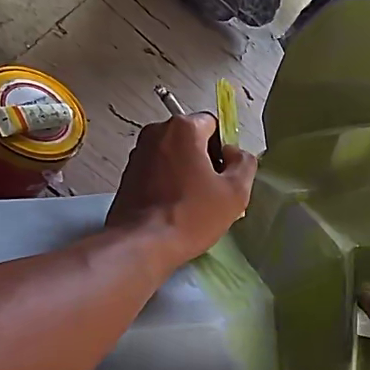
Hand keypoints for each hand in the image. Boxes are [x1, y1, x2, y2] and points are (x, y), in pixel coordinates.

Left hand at [106, 113, 255, 264]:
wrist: (141, 244)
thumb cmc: (191, 215)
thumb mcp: (234, 192)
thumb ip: (244, 163)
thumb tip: (233, 153)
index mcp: (182, 128)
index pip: (213, 125)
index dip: (224, 150)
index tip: (224, 176)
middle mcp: (155, 132)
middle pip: (190, 140)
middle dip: (203, 161)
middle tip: (211, 194)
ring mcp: (137, 153)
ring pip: (172, 157)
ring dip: (184, 174)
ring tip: (191, 205)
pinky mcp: (126, 175)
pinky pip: (155, 172)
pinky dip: (166, 184)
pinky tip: (172, 210)